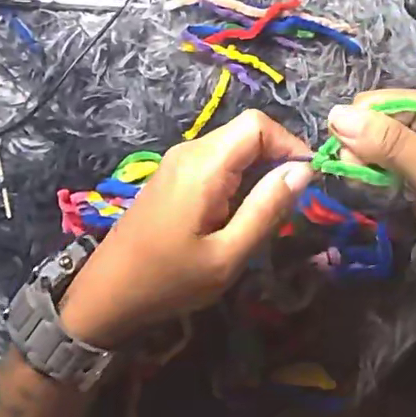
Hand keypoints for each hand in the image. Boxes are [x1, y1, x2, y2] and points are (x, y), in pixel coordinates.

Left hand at [59, 110, 312, 348]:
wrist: (107, 293)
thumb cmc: (169, 280)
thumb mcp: (227, 255)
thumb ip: (267, 209)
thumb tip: (303, 171)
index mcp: (203, 164)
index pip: (257, 123)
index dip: (290, 144)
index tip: (308, 181)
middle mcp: (190, 151)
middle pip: (246, 131)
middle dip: (277, 158)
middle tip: (290, 203)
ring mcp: (178, 160)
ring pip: (233, 145)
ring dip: (259, 170)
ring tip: (266, 213)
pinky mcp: (173, 174)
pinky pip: (217, 160)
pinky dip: (239, 177)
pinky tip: (238, 213)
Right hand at [327, 89, 415, 269]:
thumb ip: (390, 145)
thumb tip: (333, 114)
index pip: (372, 104)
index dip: (356, 135)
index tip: (361, 173)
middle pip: (377, 121)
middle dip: (368, 152)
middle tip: (384, 189)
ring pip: (386, 141)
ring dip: (381, 168)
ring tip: (399, 195)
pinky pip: (402, 158)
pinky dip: (396, 176)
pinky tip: (408, 195)